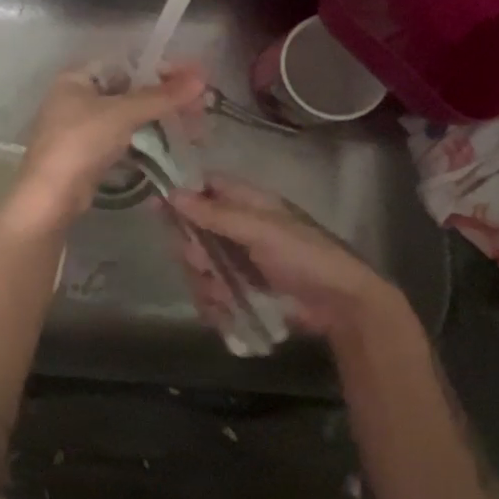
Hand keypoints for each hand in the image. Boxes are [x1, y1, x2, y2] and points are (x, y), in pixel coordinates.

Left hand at [15, 62, 207, 219]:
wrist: (51, 197)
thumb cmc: (81, 142)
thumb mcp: (123, 114)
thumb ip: (161, 96)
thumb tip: (200, 78)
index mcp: (77, 78)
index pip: (126, 63)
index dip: (161, 68)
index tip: (194, 77)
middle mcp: (76, 97)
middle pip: (129, 90)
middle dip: (165, 98)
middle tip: (200, 107)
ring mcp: (81, 127)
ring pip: (128, 116)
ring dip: (159, 120)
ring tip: (194, 128)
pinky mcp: (89, 153)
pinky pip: (123, 138)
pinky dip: (146, 140)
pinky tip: (172, 145)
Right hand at [165, 174, 396, 334]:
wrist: (340, 306)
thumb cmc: (305, 256)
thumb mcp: (262, 229)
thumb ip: (217, 214)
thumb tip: (172, 194)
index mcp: (246, 202)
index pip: (204, 187)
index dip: (180, 193)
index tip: (158, 207)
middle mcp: (236, 228)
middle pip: (192, 229)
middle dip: (192, 249)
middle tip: (202, 262)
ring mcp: (237, 261)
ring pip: (197, 264)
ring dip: (202, 280)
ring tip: (221, 293)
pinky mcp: (239, 291)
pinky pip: (209, 292)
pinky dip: (211, 303)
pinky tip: (223, 311)